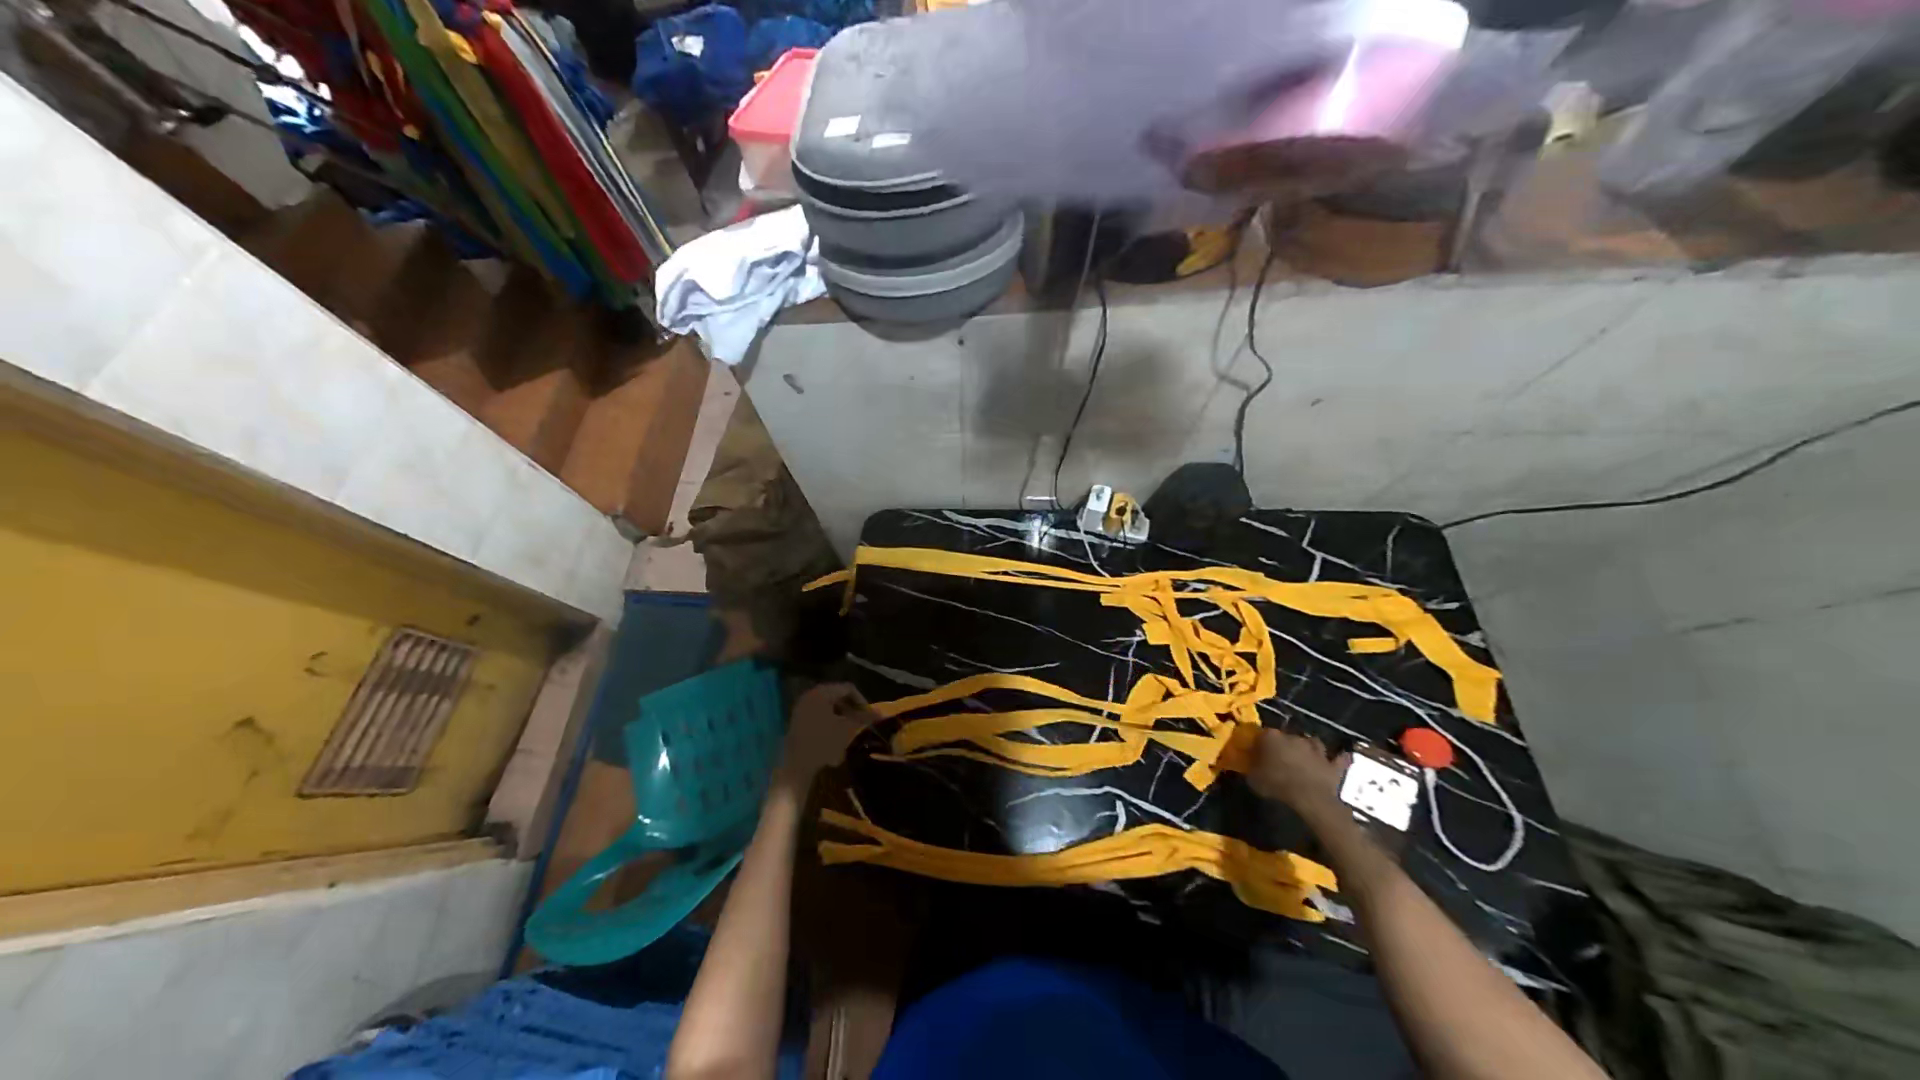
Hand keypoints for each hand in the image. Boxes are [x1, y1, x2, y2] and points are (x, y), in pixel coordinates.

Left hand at [776, 682, 873, 785]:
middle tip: (860, 723)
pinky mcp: (798, 719)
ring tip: (849, 731)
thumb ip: (863, 718)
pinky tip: (835, 736)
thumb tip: (880, 712)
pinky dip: (830, 720)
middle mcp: (810, 695)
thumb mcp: (846, 729)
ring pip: (828, 706)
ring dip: (842, 716)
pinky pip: (819, 714)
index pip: (847, 688)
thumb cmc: (823, 742)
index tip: (868, 715)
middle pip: (837, 696)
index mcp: (821, 693)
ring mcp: (802, 707)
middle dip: (851, 709)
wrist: (796, 764)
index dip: (861, 700)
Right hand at [1248, 730, 1349, 822]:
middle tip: (1279, 758)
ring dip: (1308, 748)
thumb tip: (1251, 763)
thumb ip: (1251, 767)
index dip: (1259, 744)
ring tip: (1304, 758)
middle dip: (1283, 745)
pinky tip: (1339, 759)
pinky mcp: (1332, 764)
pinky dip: (1339, 758)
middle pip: (1286, 737)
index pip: (1261, 734)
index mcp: (1271, 737)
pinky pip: (1338, 758)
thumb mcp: (1253, 778)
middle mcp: (1294, 737)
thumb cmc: (1276, 786)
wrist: (1310, 799)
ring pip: (1312, 742)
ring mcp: (1316, 749)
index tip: (1256, 753)